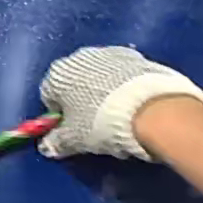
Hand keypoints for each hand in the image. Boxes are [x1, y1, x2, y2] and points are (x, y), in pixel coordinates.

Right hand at [38, 46, 202, 160]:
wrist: (155, 110)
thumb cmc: (102, 122)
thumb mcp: (74, 139)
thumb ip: (56, 142)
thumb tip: (46, 147)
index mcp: (57, 75)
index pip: (50, 96)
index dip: (61, 115)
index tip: (73, 128)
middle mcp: (79, 58)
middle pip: (76, 82)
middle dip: (82, 99)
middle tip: (96, 122)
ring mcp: (112, 55)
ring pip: (102, 77)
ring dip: (106, 91)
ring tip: (121, 114)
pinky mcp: (141, 58)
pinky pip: (127, 75)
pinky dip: (128, 87)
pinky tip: (138, 105)